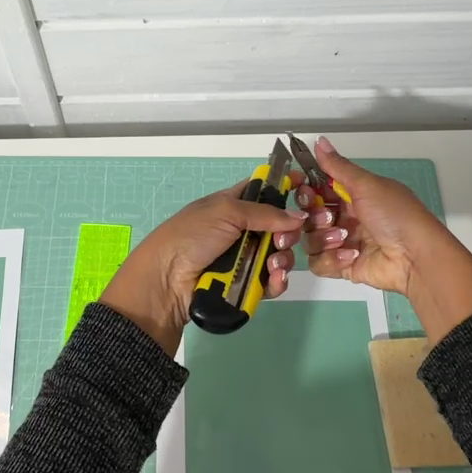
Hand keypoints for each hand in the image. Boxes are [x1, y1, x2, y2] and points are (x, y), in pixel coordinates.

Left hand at [99, 178, 305, 352]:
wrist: (167, 280)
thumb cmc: (192, 235)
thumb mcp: (226, 211)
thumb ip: (264, 212)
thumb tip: (299, 216)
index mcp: (233, 204)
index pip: (263, 191)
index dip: (284, 188)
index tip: (304, 187)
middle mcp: (242, 230)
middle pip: (279, 227)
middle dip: (287, 232)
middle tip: (281, 238)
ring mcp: (244, 259)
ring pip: (279, 255)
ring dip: (282, 258)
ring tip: (273, 263)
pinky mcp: (245, 285)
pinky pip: (271, 282)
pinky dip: (276, 281)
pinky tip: (274, 279)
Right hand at [299, 136, 471, 342]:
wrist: (416, 257)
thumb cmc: (394, 215)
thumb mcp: (367, 185)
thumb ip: (338, 166)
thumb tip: (319, 140)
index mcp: (353, 195)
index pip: (317, 189)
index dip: (306, 187)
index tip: (300, 184)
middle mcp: (345, 217)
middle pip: (308, 214)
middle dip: (313, 214)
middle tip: (327, 215)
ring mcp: (342, 243)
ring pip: (310, 239)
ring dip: (323, 237)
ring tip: (345, 238)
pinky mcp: (342, 267)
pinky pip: (318, 263)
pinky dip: (330, 259)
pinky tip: (350, 256)